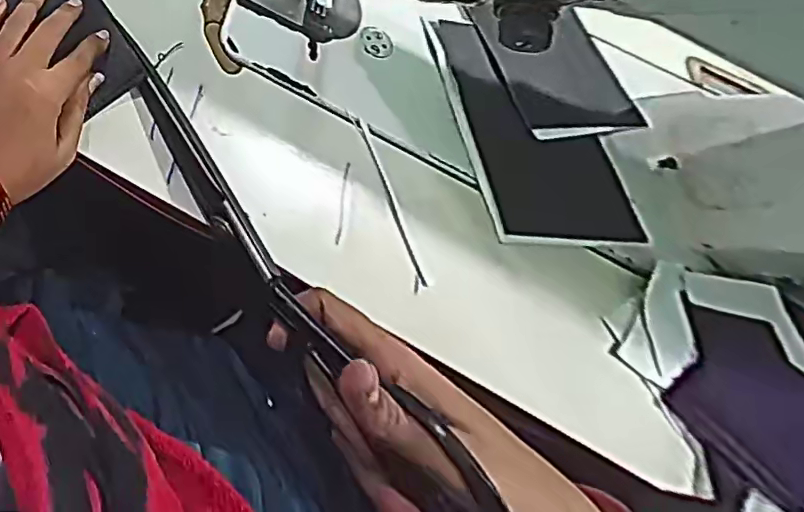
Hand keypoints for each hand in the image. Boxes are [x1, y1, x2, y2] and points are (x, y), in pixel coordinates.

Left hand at [0, 0, 108, 203]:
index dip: (93, 46)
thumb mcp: (61, 151)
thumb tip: (89, 84)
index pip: (78, 58)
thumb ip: (78, 110)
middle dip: (66, 15)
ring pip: (15, 23)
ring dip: (30, 4)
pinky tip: (0, 4)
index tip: (99, 39)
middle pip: (49, 30)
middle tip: (74, 6)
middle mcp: (20, 71)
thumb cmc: (11, 170)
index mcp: (47, 92)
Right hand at [268, 290, 596, 511]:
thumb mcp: (455, 457)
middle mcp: (395, 383)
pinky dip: (377, 479)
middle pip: (325, 373)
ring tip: (406, 489)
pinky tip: (408, 497)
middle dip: (340, 420)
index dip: (296, 315)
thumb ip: (395, 416)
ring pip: (341, 419)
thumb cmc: (526, 495)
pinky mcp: (399, 443)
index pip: (331, 311)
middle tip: (374, 453)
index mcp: (404, 368)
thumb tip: (348, 367)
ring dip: (364, 460)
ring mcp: (396, 413)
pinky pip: (361, 450)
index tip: (278, 340)